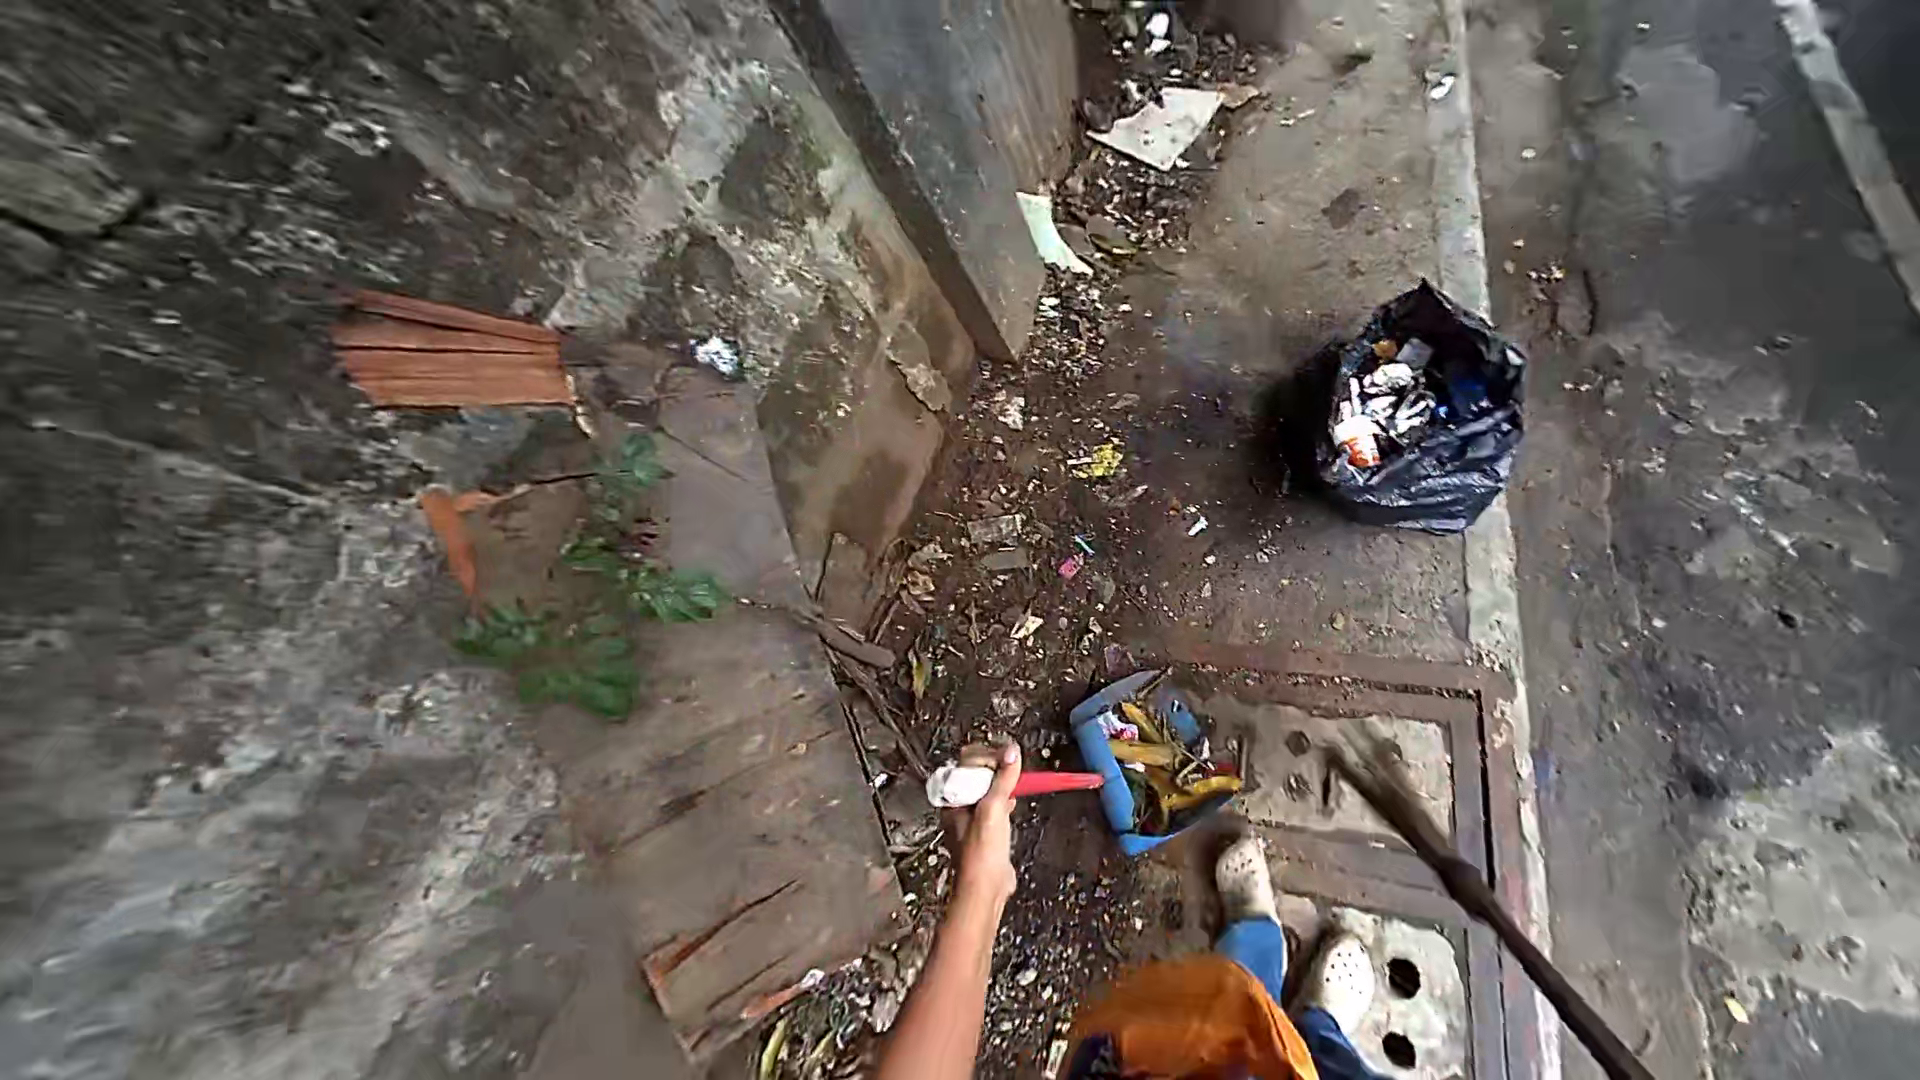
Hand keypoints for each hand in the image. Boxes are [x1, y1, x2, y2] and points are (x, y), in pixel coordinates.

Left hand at [945, 742, 1020, 903]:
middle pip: (978, 773)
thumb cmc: (980, 854)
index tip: (1008, 756)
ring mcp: (972, 817)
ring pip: (988, 788)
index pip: (968, 763)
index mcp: (953, 797)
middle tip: (1012, 767)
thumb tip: (1012, 753)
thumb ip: (1003, 779)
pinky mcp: (986, 829)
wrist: (985, 889)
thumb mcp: (993, 809)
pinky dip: (1006, 800)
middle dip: (996, 768)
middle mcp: (960, 805)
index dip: (988, 757)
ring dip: (1002, 784)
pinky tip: (1013, 803)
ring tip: (1014, 783)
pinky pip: (996, 805)